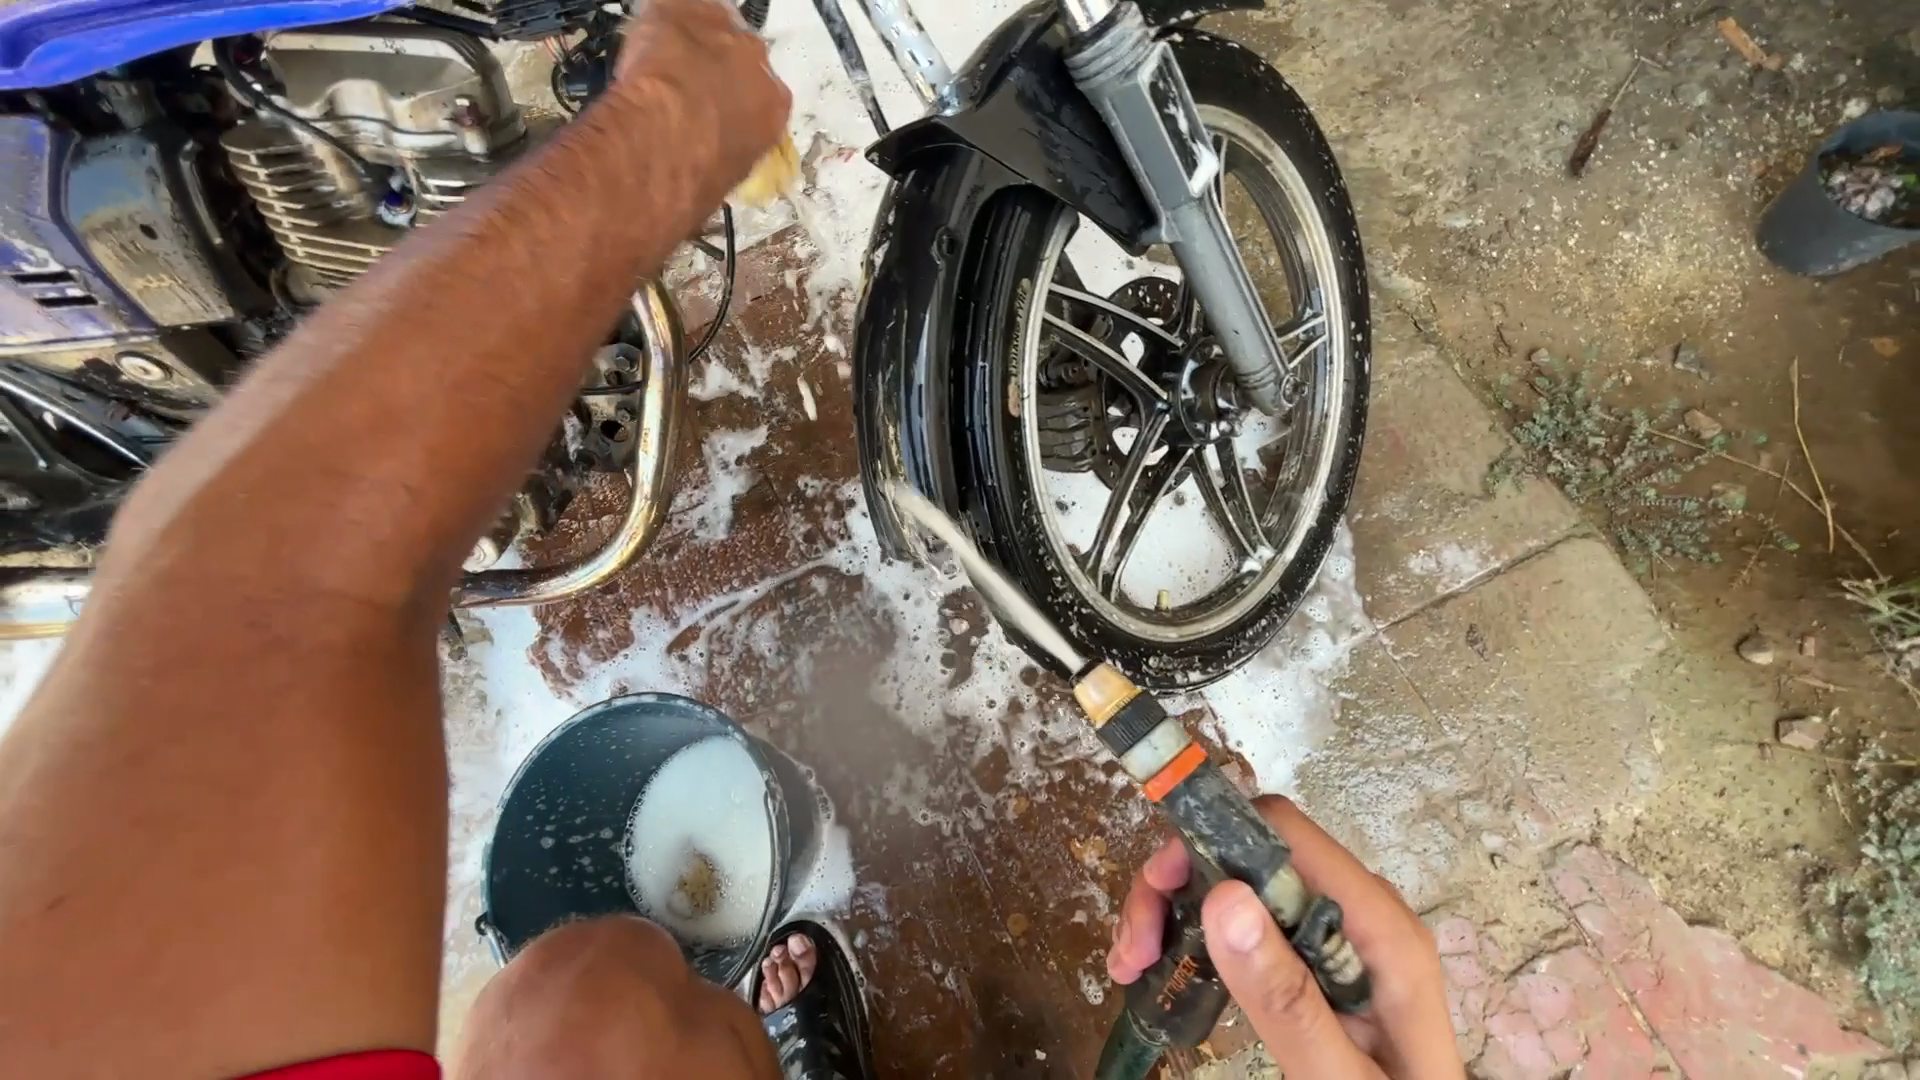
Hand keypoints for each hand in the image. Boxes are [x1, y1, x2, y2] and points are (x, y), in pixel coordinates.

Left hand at [615, 0, 791, 193]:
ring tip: (667, 63)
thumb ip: (738, 142)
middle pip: (742, 53)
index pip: (765, 93)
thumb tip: (726, 147)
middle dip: (721, 65)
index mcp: (775, 104)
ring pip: (710, 25)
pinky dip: (661, 22)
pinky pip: (672, 8)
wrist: (674, 135)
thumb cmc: (707, 168)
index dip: (741, 98)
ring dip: (693, 41)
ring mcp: (721, 29)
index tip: (724, 108)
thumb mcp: (737, 167)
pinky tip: (647, 43)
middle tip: (694, 84)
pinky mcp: (680, 9)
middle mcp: (757, 60)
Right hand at [1109, 797, 1463, 1078]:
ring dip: (1172, 910)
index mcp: (1376, 924)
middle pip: (1244, 852)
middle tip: (1135, 944)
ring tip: (1132, 962)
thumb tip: (1223, 895)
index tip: (1159, 889)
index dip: (1211, 839)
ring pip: (1232, 882)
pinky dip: (1190, 934)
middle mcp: (1351, 909)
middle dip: (1177, 884)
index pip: (1282, 831)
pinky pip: (1240, 919)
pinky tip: (1155, 968)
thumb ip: (1289, 1000)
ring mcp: (1329, 930)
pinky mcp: (1308, 954)